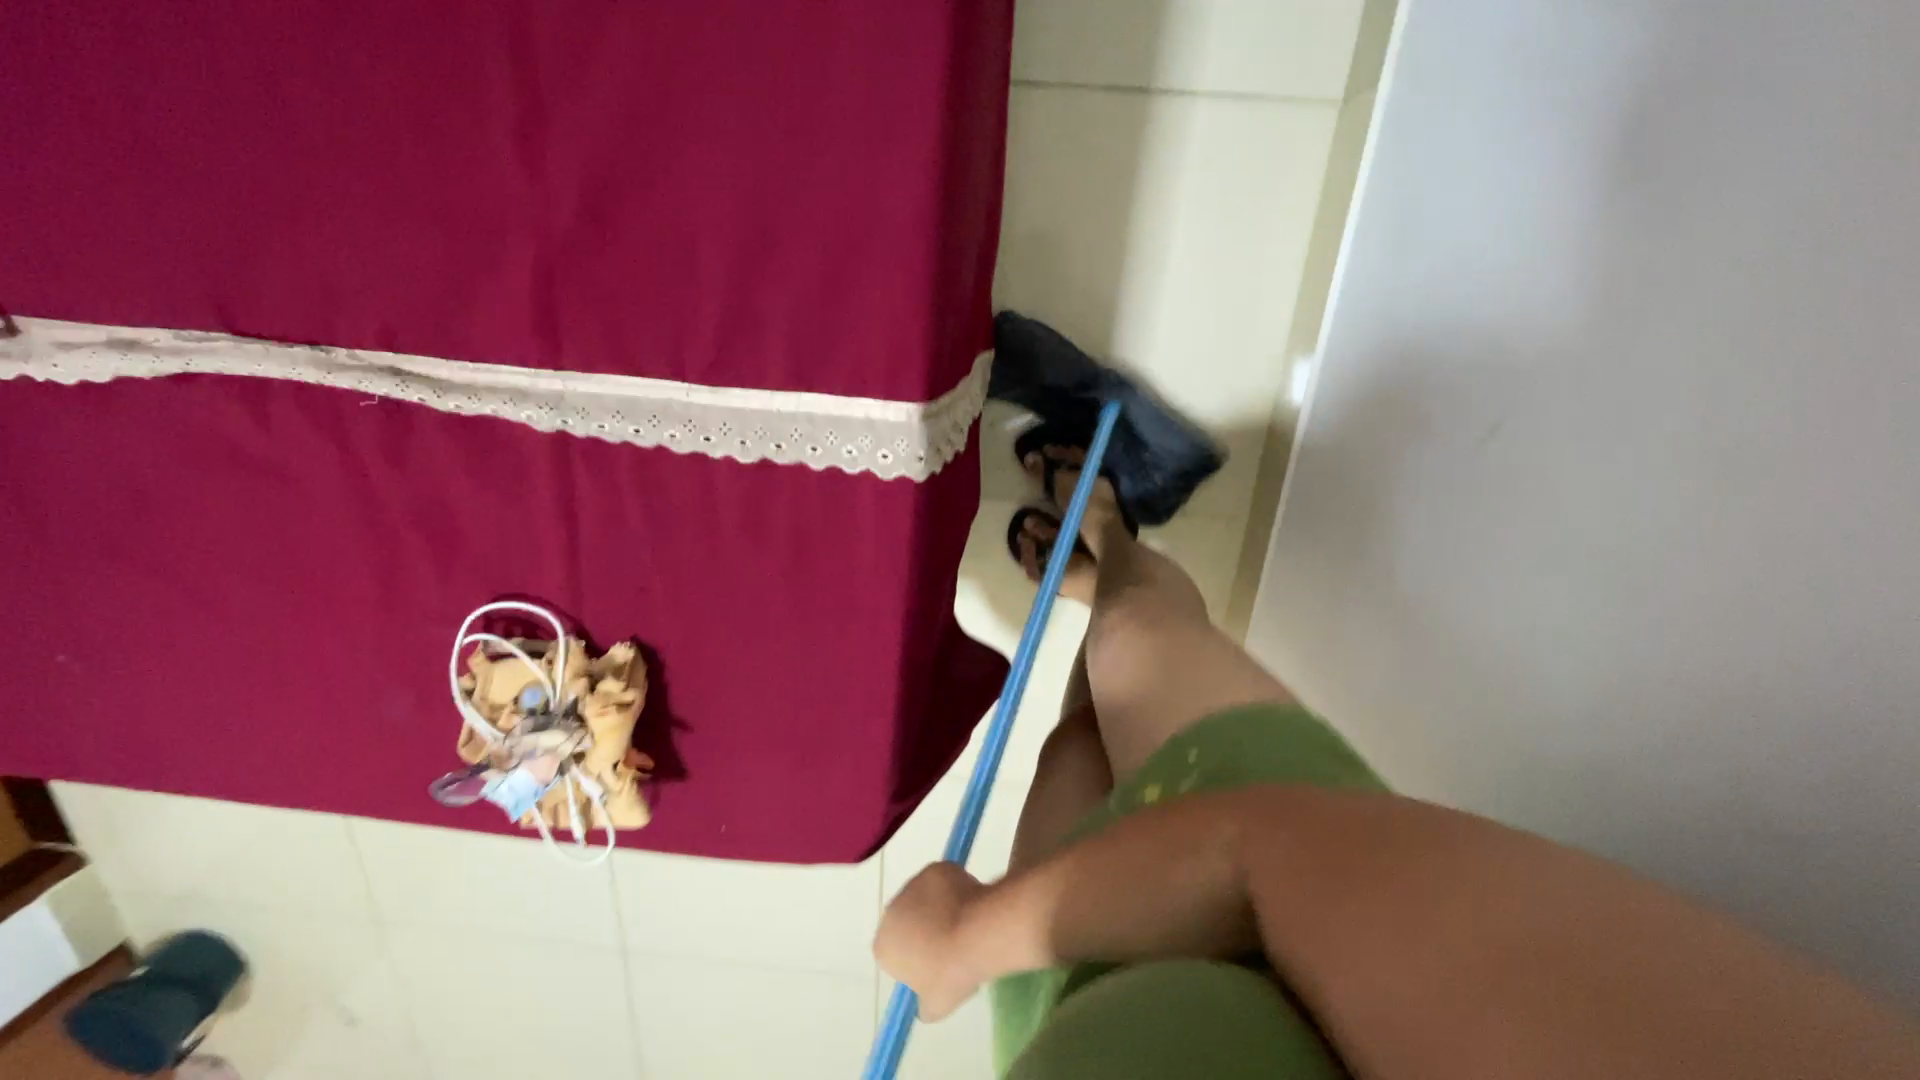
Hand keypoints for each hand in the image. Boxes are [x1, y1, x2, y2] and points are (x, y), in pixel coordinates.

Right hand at [873, 861, 988, 1020]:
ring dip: (938, 908)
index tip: (933, 968)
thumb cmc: (951, 974)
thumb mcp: (935, 1007)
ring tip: (964, 924)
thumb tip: (925, 1002)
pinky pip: (943, 882)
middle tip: (950, 946)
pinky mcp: (936, 868)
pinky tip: (971, 904)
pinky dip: (954, 889)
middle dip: (922, 930)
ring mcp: (913, 884)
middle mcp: (891, 910)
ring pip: (924, 899)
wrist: (977, 935)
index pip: (892, 954)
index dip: (912, 960)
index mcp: (884, 945)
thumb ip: (923, 1005)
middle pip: (905, 921)